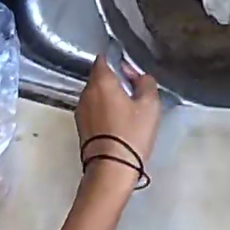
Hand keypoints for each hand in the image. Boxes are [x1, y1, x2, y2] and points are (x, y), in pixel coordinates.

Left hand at [76, 51, 160, 191]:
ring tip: (126, 112)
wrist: (111, 169)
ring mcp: (80, 110)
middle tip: (133, 94)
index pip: (103, 59)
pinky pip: (92, 110)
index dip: (118, 63)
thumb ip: (146, 82)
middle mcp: (86, 92)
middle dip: (114, 81)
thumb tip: (137, 76)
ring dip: (108, 97)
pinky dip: (102, 111)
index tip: (131, 75)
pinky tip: (116, 124)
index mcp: (101, 81)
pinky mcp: (80, 127)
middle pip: (99, 77)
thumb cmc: (131, 133)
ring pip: (95, 95)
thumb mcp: (149, 105)